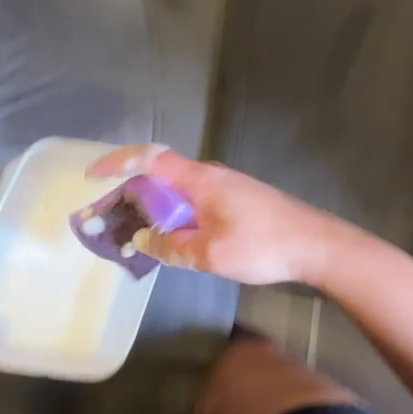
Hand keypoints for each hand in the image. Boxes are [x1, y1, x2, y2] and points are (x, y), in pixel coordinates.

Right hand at [86, 145, 349, 285]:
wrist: (319, 246)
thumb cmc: (264, 245)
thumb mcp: (211, 255)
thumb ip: (172, 247)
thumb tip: (145, 240)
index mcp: (200, 180)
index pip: (150, 158)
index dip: (118, 162)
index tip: (92, 175)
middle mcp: (210, 175)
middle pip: (161, 174)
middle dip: (132, 191)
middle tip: (110, 215)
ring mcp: (226, 186)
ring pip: (179, 191)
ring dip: (155, 206)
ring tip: (136, 229)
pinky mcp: (238, 200)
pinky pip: (195, 201)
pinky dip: (175, 213)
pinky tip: (174, 236)